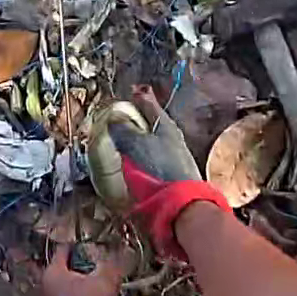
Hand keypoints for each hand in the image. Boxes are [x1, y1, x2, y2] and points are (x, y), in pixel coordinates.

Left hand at [37, 247, 131, 295]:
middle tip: (102, 274)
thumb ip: (112, 266)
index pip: (64, 250)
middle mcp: (43, 287)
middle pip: (66, 271)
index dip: (81, 247)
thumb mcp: (105, 285)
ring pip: (66, 290)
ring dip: (82, 290)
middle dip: (84, 271)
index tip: (95, 249)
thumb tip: (120, 252)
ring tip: (101, 295)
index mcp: (52, 272)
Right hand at [101, 87, 229, 258]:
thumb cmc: (159, 169)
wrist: (181, 205)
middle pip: (152, 124)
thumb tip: (115, 118)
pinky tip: (132, 163)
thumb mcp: (136, 145)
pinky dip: (140, 156)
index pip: (150, 105)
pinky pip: (151, 159)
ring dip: (138, 140)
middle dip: (138, 120)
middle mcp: (172, 140)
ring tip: (123, 141)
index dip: (139, 97)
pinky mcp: (170, 175)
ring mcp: (173, 158)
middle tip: (122, 117)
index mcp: (166, 126)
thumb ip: (124, 130)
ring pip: (152, 142)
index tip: (132, 91)